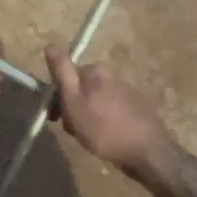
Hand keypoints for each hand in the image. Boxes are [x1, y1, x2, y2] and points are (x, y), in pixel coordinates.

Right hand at [45, 47, 173, 172]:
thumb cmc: (103, 128)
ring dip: (88, 116)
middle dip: (74, 108)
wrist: (147, 150)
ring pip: (95, 101)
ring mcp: (126, 90)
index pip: (66, 77)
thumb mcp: (74, 101)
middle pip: (81, 89)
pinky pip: (111, 110)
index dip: (58, 98)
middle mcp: (112, 74)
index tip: (57, 118)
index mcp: (95, 70)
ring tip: (91, 137)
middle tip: (75, 130)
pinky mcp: (137, 106)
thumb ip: (62, 73)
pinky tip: (108, 137)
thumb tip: (50, 46)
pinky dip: (105, 121)